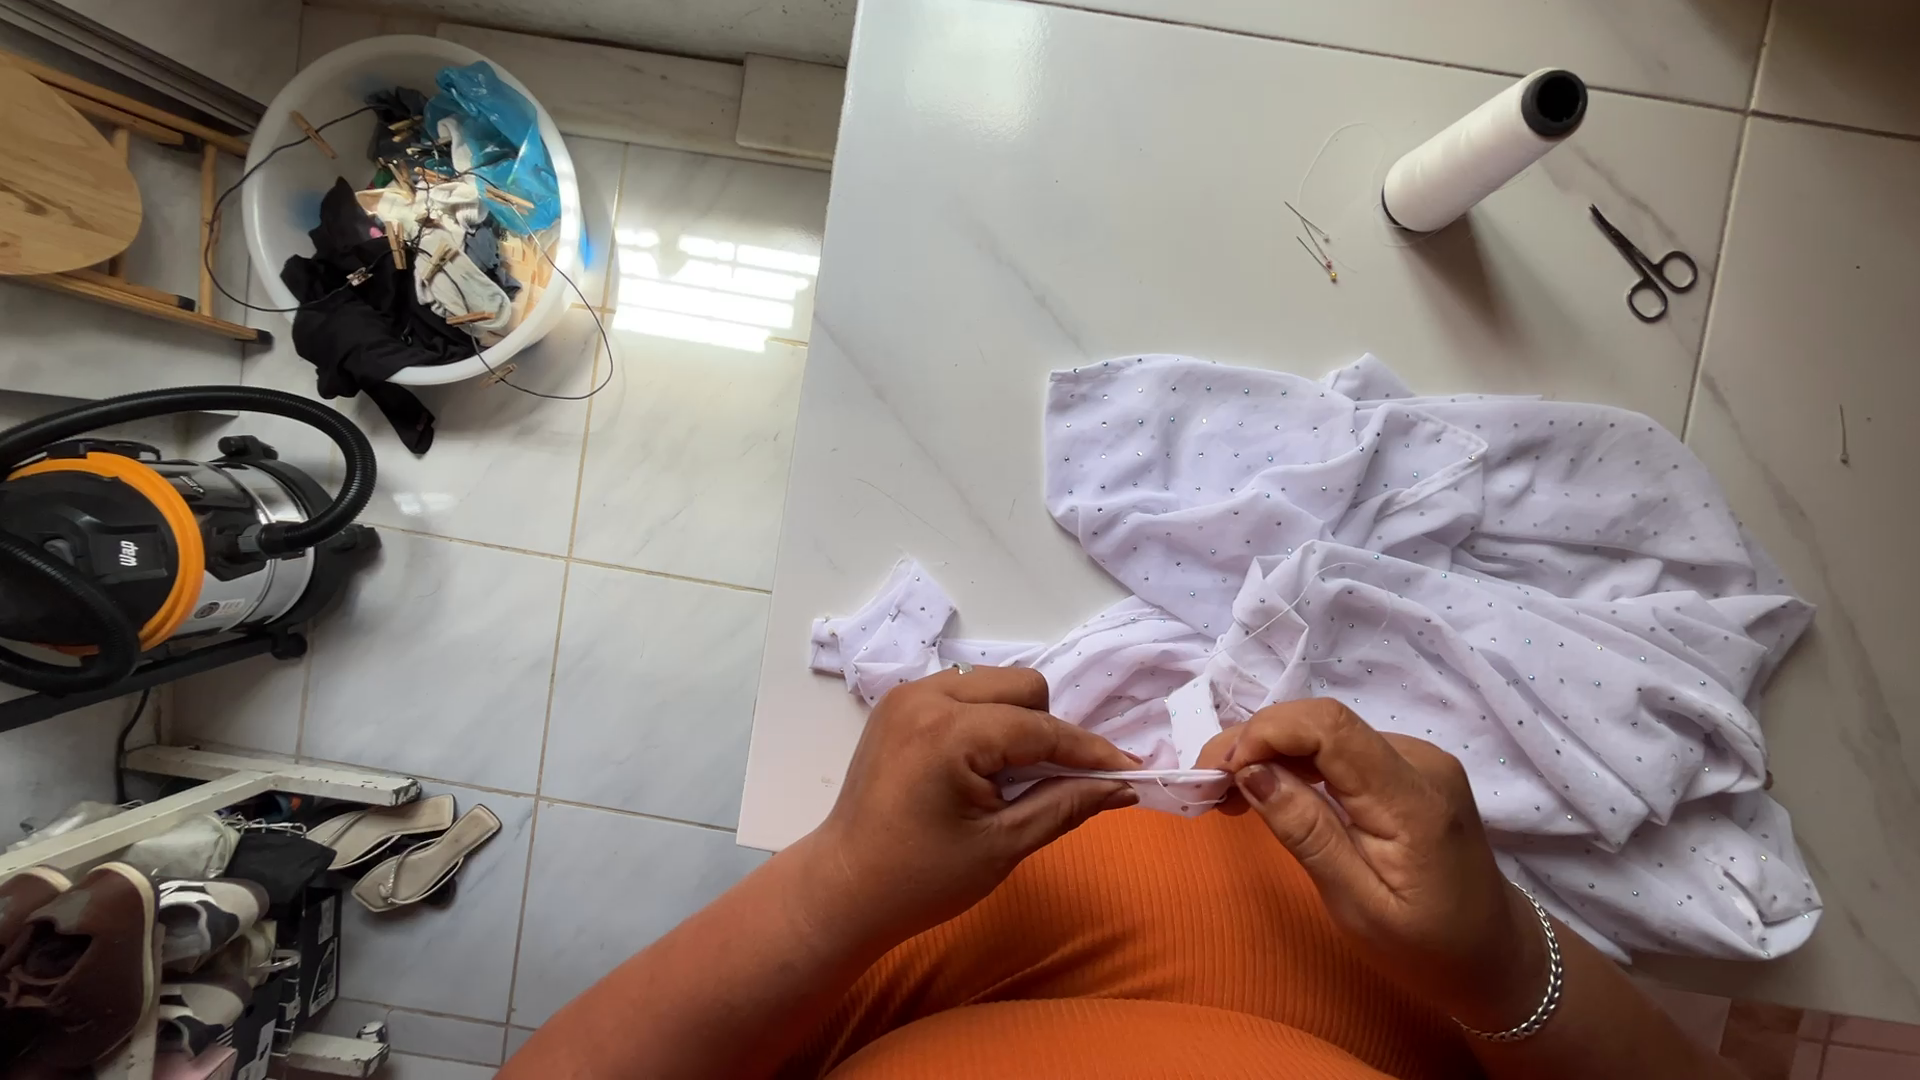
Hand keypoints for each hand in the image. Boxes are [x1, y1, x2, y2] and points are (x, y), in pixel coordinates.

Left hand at [801, 666, 1140, 945]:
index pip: (1040, 729)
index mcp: (950, 732)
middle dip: (1049, 730)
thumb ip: (1066, 805)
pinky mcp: (899, 702)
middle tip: (1054, 780)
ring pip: (994, 682)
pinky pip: (964, 690)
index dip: (1090, 751)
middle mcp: (927, 695)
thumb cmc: (921, 878)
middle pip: (1022, 686)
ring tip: (1011, 775)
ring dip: (1017, 720)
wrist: (844, 886)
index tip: (1130, 771)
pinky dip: (986, 717)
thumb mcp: (1003, 846)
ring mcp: (908, 694)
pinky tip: (979, 762)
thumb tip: (1122, 786)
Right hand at [1195, 699, 1547, 1030]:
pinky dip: (1289, 757)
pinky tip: (1265, 784)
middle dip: (1252, 740)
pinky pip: (1333, 743)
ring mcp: (1413, 756)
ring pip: (1319, 727)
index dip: (1266, 732)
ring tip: (1226, 789)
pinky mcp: (1401, 762)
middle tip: (1207, 784)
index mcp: (1412, 801)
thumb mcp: (1357, 907)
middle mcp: (1418, 760)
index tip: (1223, 772)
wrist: (1496, 956)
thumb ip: (1306, 832)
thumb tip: (1250, 771)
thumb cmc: (1426, 947)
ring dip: (1265, 748)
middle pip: (1319, 720)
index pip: (1331, 727)